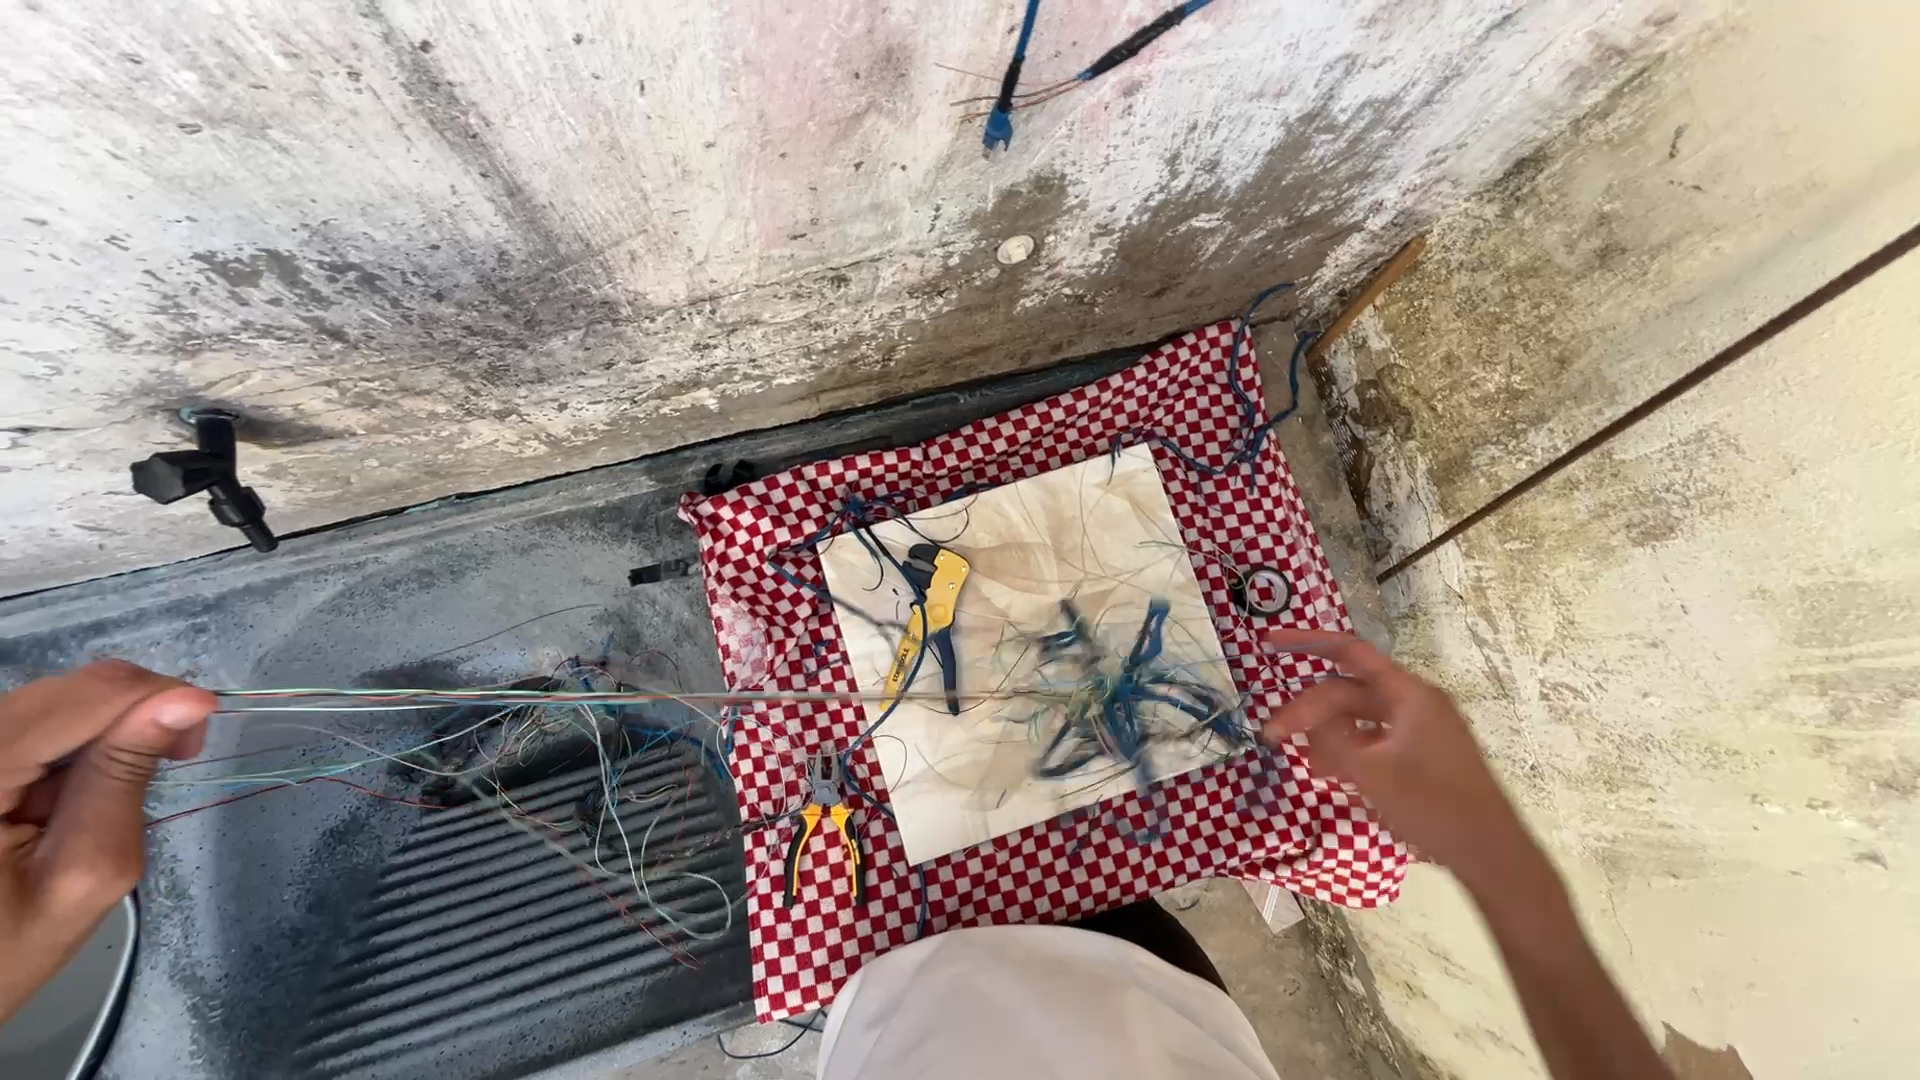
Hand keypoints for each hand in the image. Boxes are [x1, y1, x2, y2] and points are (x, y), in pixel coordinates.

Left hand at [1, 661, 214, 1023]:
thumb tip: (191, 701)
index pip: (82, 697)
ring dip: (106, 723)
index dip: (157, 698)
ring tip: (120, 777)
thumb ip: (125, 778)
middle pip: (64, 690)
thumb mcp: (88, 870)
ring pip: (48, 699)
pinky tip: (76, 779)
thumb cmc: (4, 949)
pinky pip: (27, 721)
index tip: (196, 742)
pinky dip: (73, 737)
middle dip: (138, 709)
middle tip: (175, 757)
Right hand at [1261, 629, 1541, 891]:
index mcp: (1409, 694)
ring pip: (1358, 717)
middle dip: (1309, 710)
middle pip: (1348, 691)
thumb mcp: (1369, 770)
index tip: (1267, 642)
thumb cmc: (1433, 806)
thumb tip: (1301, 713)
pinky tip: (1331, 773)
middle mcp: (1415, 701)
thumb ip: (1330, 735)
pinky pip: (1373, 737)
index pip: (1349, 652)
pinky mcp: (1422, 752)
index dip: (1306, 641)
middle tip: (1273, 735)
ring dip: (1327, 734)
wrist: (1492, 856)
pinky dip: (1348, 749)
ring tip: (1306, 763)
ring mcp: (1420, 727)